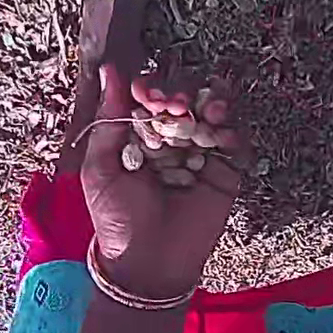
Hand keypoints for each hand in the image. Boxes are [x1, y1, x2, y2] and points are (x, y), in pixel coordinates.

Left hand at [80, 67, 251, 298]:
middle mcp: (168, 142)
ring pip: (209, 118)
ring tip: (206, 107)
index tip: (145, 92)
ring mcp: (197, 156)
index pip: (147, 100)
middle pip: (181, 103)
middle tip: (172, 104)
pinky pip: (232, 145)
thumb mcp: (100, 167)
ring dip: (210, 105)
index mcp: (137, 138)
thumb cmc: (117, 217)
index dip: (149, 90)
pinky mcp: (222, 174)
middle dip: (179, 96)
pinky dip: (231, 132)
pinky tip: (221, 128)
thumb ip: (108, 119)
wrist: (147, 262)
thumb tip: (108, 71)